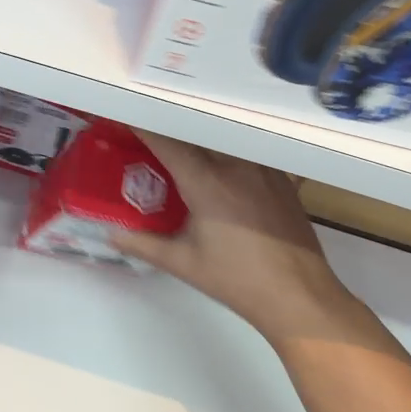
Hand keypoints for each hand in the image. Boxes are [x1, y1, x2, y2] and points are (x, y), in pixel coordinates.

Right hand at [112, 130, 360, 340]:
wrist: (297, 293)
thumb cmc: (237, 280)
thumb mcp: (183, 263)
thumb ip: (143, 244)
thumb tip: (113, 235)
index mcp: (208, 182)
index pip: (168, 142)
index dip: (144, 128)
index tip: (126, 118)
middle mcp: (237, 166)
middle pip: (196, 133)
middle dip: (170, 131)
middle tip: (148, 136)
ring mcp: (264, 169)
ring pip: (224, 141)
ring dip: (200, 140)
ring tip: (181, 150)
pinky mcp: (281, 179)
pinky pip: (246, 154)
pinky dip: (226, 154)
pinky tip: (219, 170)